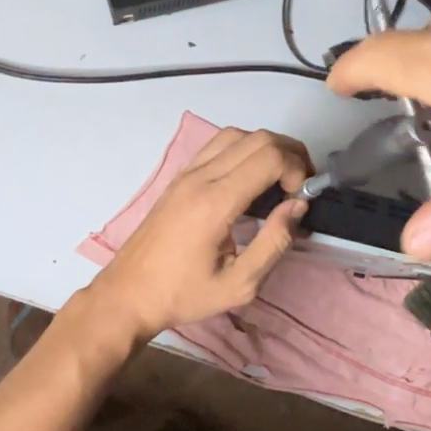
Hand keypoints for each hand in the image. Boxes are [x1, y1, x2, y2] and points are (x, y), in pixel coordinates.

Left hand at [82, 128, 311, 339]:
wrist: (128, 294)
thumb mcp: (239, 285)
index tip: (302, 199)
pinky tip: (252, 180)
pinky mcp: (179, 178)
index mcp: (214, 203)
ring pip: (236, 135)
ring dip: (266, 148)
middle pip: (257, 138)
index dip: (297, 170)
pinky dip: (244, 151)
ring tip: (281, 180)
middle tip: (301, 187)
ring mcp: (186, 173)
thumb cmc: (183, 295)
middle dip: (289, 154)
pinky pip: (217, 146)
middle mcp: (199, 178)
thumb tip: (298, 206)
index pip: (268, 157)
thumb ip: (274, 243)